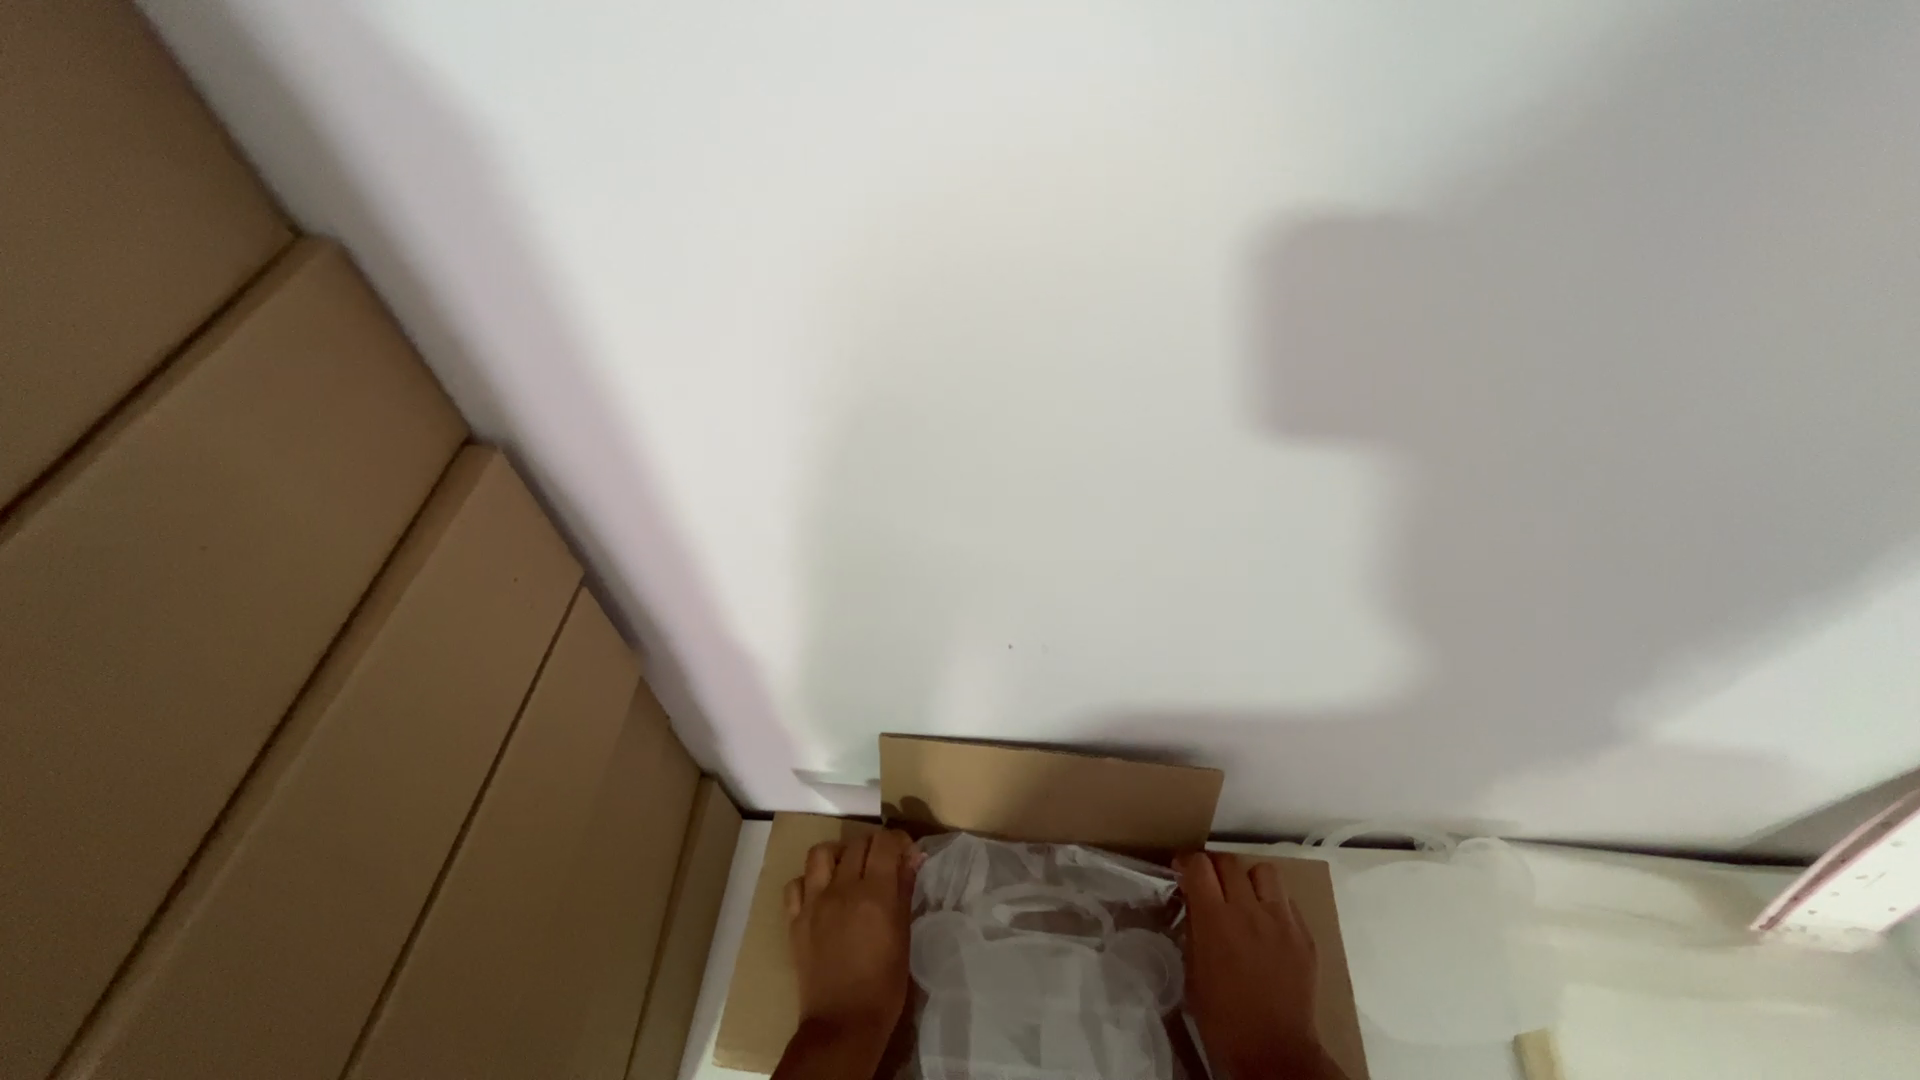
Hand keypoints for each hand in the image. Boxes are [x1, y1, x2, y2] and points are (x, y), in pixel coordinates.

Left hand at [776, 829, 917, 1078]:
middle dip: (874, 847)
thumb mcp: (903, 935)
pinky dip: (809, 881)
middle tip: (883, 865)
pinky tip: (821, 893)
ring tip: (848, 870)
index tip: (906, 854)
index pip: (885, 842)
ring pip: (820, 853)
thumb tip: (912, 857)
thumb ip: (904, 890)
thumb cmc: (884, 985)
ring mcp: (814, 903)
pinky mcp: (795, 920)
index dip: (899, 841)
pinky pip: (795, 884)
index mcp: (874, 894)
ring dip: (838, 854)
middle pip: (857, 844)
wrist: (843, 1023)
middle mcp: (842, 889)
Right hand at [1176, 851, 1346, 1079]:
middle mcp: (1249, 911)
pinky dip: (1272, 903)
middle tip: (1209, 883)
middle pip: (1229, 862)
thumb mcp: (1193, 972)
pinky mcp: (1305, 936)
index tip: (1181, 870)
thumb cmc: (1222, 1018)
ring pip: (1264, 872)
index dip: (1186, 862)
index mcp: (1215, 920)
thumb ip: (1194, 930)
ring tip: (1243, 897)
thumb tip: (1193, 905)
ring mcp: (1282, 921)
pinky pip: (1287, 901)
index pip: (1199, 866)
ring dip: (1248, 878)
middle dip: (1214, 867)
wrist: (1274, 1052)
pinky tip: (1266, 924)